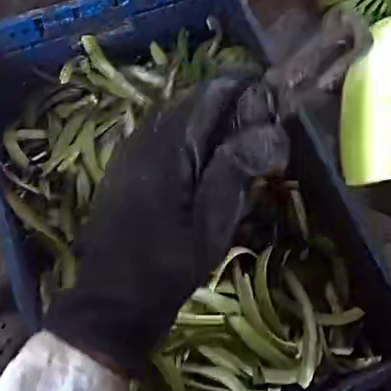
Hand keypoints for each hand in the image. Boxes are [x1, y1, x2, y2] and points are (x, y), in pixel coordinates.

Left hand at [43, 75, 288, 373]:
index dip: (249, 91)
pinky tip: (208, 157)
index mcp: (169, 145)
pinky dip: (193, 132)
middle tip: (265, 124)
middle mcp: (146, 136)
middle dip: (232, 102)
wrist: (113, 299)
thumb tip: (270, 127)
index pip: (214, 92)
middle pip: (195, 97)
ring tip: (242, 138)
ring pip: (179, 112)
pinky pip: (165, 131)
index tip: (277, 106)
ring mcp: (132, 148)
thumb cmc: (169, 264)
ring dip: (212, 116)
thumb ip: (237, 169)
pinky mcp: (127, 164)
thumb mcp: (212, 223)